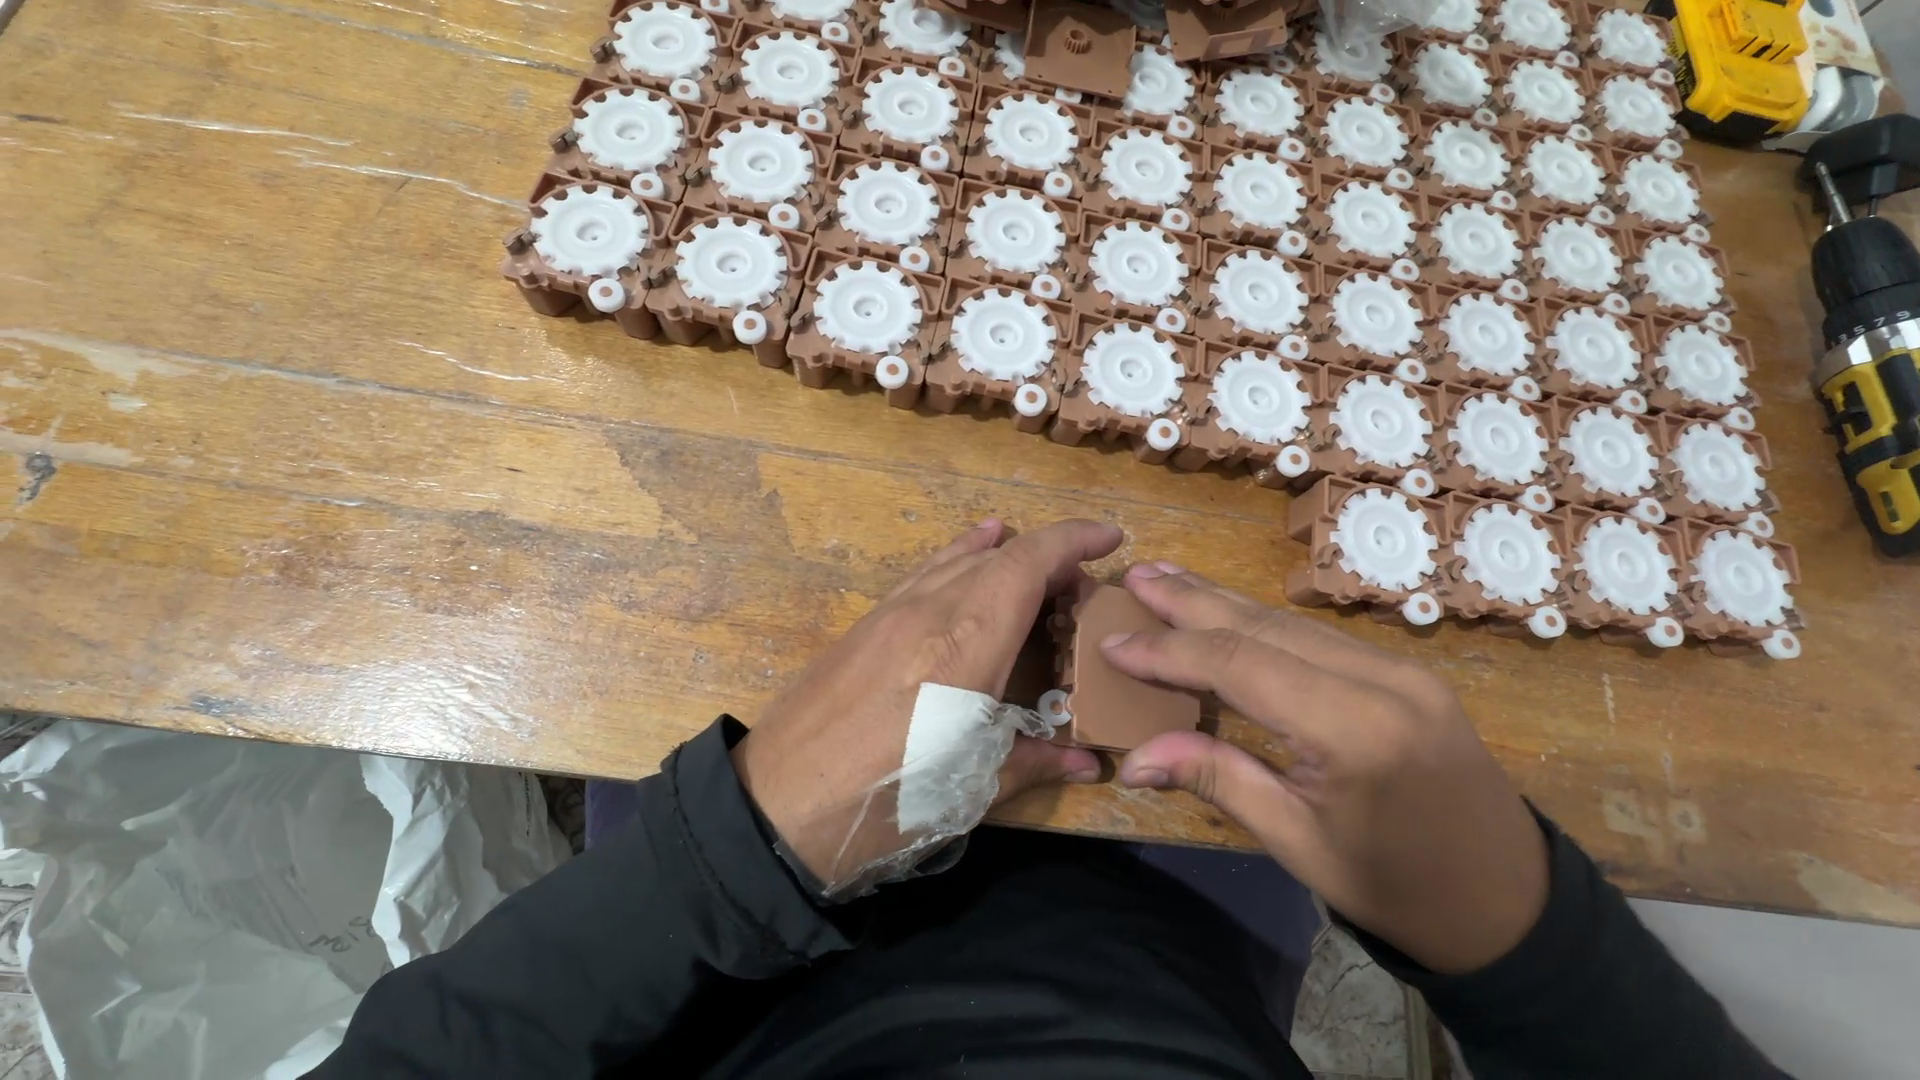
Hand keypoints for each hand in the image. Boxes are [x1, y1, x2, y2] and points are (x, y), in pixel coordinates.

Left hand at [734, 519, 1117, 892]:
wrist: (777, 809)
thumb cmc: (887, 801)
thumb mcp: (971, 790)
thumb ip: (1036, 762)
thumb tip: (1092, 763)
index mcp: (966, 643)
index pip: (1026, 564)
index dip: (1073, 540)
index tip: (1109, 537)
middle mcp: (929, 610)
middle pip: (996, 556)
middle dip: (1046, 556)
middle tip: (1079, 589)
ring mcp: (890, 612)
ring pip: (954, 558)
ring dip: (1000, 552)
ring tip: (1033, 559)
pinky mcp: (864, 626)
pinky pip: (923, 575)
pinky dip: (955, 560)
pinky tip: (964, 558)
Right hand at [1100, 563, 1548, 974]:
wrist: (1509, 904)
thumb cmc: (1395, 888)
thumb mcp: (1297, 843)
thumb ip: (1217, 780)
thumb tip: (1132, 758)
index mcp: (1355, 729)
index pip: (1241, 665)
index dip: (1170, 651)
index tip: (1112, 641)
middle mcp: (1382, 680)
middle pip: (1264, 626)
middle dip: (1191, 600)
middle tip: (1135, 576)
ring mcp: (1400, 670)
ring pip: (1291, 623)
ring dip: (1223, 602)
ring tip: (1167, 580)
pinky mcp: (1406, 674)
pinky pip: (1317, 638)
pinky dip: (1261, 623)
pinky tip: (1228, 614)